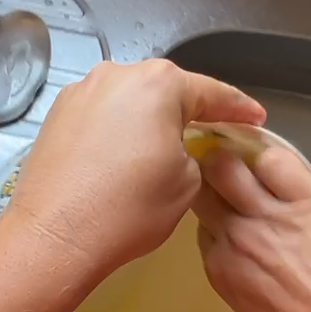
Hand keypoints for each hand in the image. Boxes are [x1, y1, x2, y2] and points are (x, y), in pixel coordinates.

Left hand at [4, 60, 264, 278]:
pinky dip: (117, 132)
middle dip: (188, 111)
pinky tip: (121, 157)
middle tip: (208, 136)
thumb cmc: (129, 210)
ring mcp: (81, 92)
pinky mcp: (56, 115)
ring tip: (160, 149)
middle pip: (165, 90)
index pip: (212, 93)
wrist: (55, 236)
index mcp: (159, 84)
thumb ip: (197, 153)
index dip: (238, 109)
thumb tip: (183, 147)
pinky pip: (100, 116)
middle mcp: (117, 75)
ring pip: (129, 101)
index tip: (255, 120)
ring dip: (148, 121)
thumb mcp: (187, 184)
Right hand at [193, 147, 310, 311]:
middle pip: (205, 188)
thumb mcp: (252, 307)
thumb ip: (237, 272)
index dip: (212, 210)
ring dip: (232, 158)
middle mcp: (237, 235)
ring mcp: (271, 214)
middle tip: (224, 170)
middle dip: (210, 176)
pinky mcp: (308, 198)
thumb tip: (237, 248)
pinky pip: (276, 161)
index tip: (221, 204)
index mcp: (221, 266)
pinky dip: (270, 156)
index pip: (201, 223)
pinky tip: (277, 162)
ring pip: (230, 167)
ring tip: (246, 156)